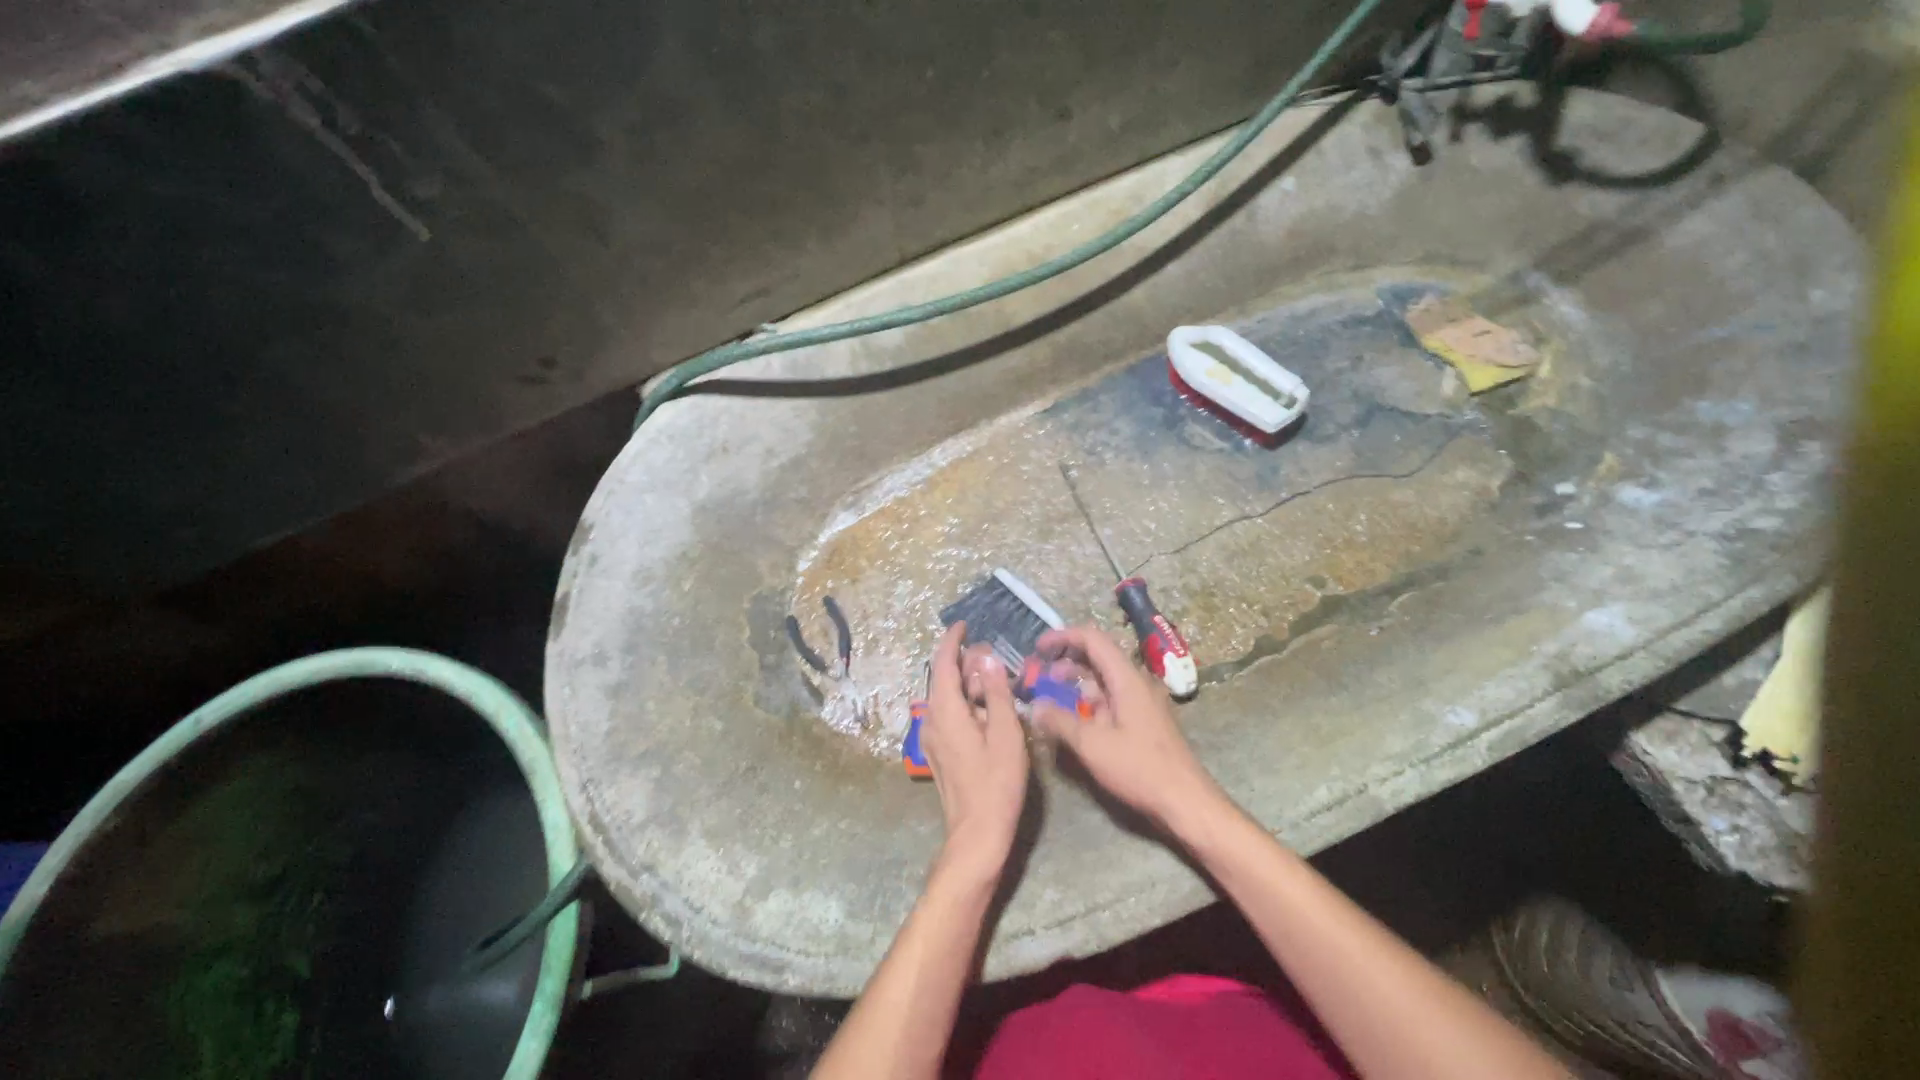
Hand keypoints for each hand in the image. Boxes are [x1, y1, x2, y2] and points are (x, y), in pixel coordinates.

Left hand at [923, 622, 1029, 879]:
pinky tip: (987, 710)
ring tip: (995, 681)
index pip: (941, 664)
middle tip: (991, 656)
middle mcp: (931, 720)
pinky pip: (948, 715)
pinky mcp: (939, 752)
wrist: (976, 832)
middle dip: (964, 663)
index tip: (964, 625)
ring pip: (946, 698)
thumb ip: (996, 693)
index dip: (952, 641)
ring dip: (967, 685)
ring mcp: (932, 738)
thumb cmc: (996, 782)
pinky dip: (965, 703)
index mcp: (945, 711)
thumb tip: (987, 660)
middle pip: (942, 680)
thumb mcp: (1005, 733)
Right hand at [1031, 624, 1229, 832]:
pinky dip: (1087, 704)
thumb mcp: (1092, 745)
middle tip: (1037, 676)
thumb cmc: (1139, 768)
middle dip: (1064, 663)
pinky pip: (1110, 701)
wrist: (1184, 800)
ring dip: (1074, 686)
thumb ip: (1059, 721)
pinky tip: (1070, 720)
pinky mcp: (1142, 722)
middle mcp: (1136, 683)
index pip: (1093, 640)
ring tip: (1047, 698)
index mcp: (1127, 679)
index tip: (1037, 648)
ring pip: (1102, 682)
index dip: (1063, 637)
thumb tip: (1034, 706)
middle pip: (1097, 659)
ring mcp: (1141, 703)